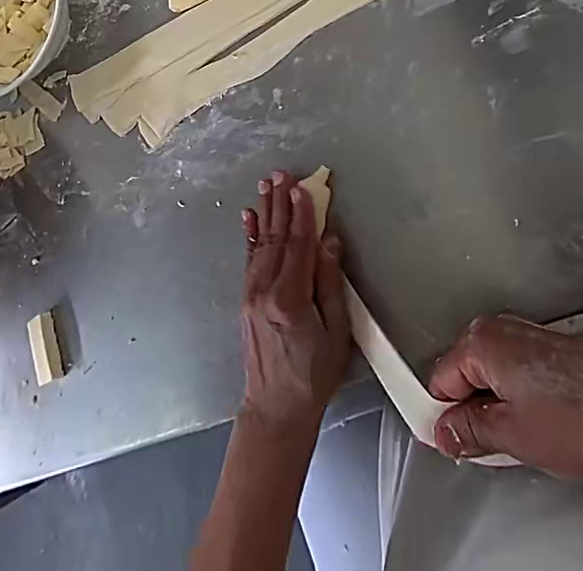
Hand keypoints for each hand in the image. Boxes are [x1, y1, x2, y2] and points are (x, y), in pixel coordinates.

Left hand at [238, 170, 351, 432]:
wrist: (276, 407)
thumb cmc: (315, 374)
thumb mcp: (336, 332)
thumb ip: (330, 283)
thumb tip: (329, 242)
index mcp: (290, 297)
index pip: (299, 244)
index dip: (304, 213)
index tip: (304, 187)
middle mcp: (264, 290)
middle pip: (277, 236)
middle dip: (280, 202)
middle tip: (281, 174)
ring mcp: (251, 293)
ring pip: (261, 243)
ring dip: (265, 211)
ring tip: (266, 184)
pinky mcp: (246, 299)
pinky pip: (249, 258)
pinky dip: (250, 234)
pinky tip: (249, 217)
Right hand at [426, 314, 582, 476]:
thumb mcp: (516, 438)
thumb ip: (468, 432)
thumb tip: (446, 431)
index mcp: (483, 341)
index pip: (437, 380)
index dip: (442, 417)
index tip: (450, 441)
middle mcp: (503, 330)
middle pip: (463, 377)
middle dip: (474, 414)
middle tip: (499, 446)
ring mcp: (529, 337)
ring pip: (491, 381)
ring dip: (500, 411)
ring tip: (532, 438)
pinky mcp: (550, 351)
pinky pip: (516, 378)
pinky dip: (522, 403)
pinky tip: (548, 427)